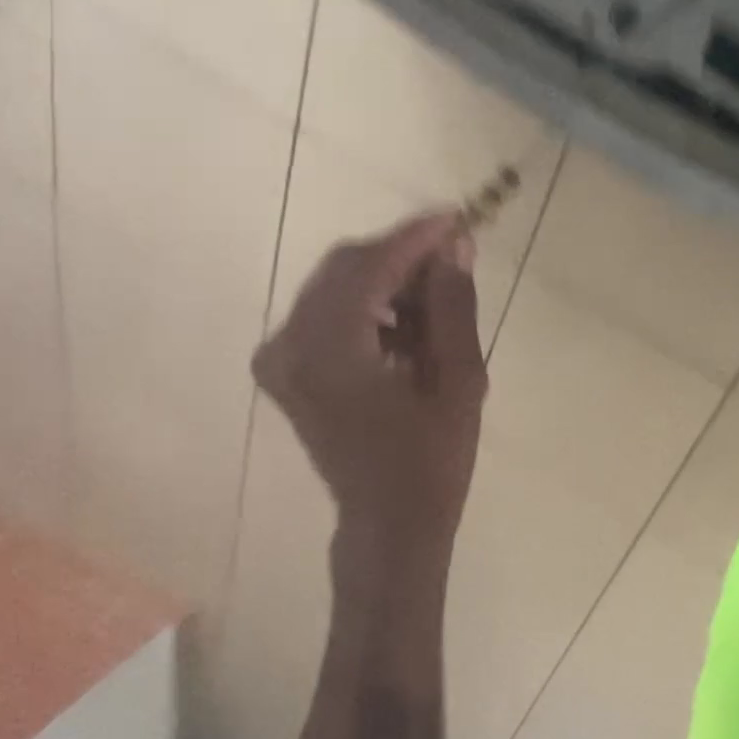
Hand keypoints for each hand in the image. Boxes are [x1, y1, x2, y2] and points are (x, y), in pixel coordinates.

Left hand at [253, 213, 486, 551]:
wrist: (389, 521)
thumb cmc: (434, 461)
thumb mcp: (460, 383)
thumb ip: (453, 309)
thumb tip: (455, 247)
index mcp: (330, 354)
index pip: (368, 268)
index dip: (414, 238)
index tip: (456, 217)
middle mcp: (288, 346)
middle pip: (344, 269)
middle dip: (401, 256)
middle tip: (456, 256)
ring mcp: (279, 357)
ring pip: (335, 287)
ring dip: (387, 281)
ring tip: (440, 299)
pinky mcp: (284, 367)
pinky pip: (328, 312)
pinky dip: (369, 305)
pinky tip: (409, 325)